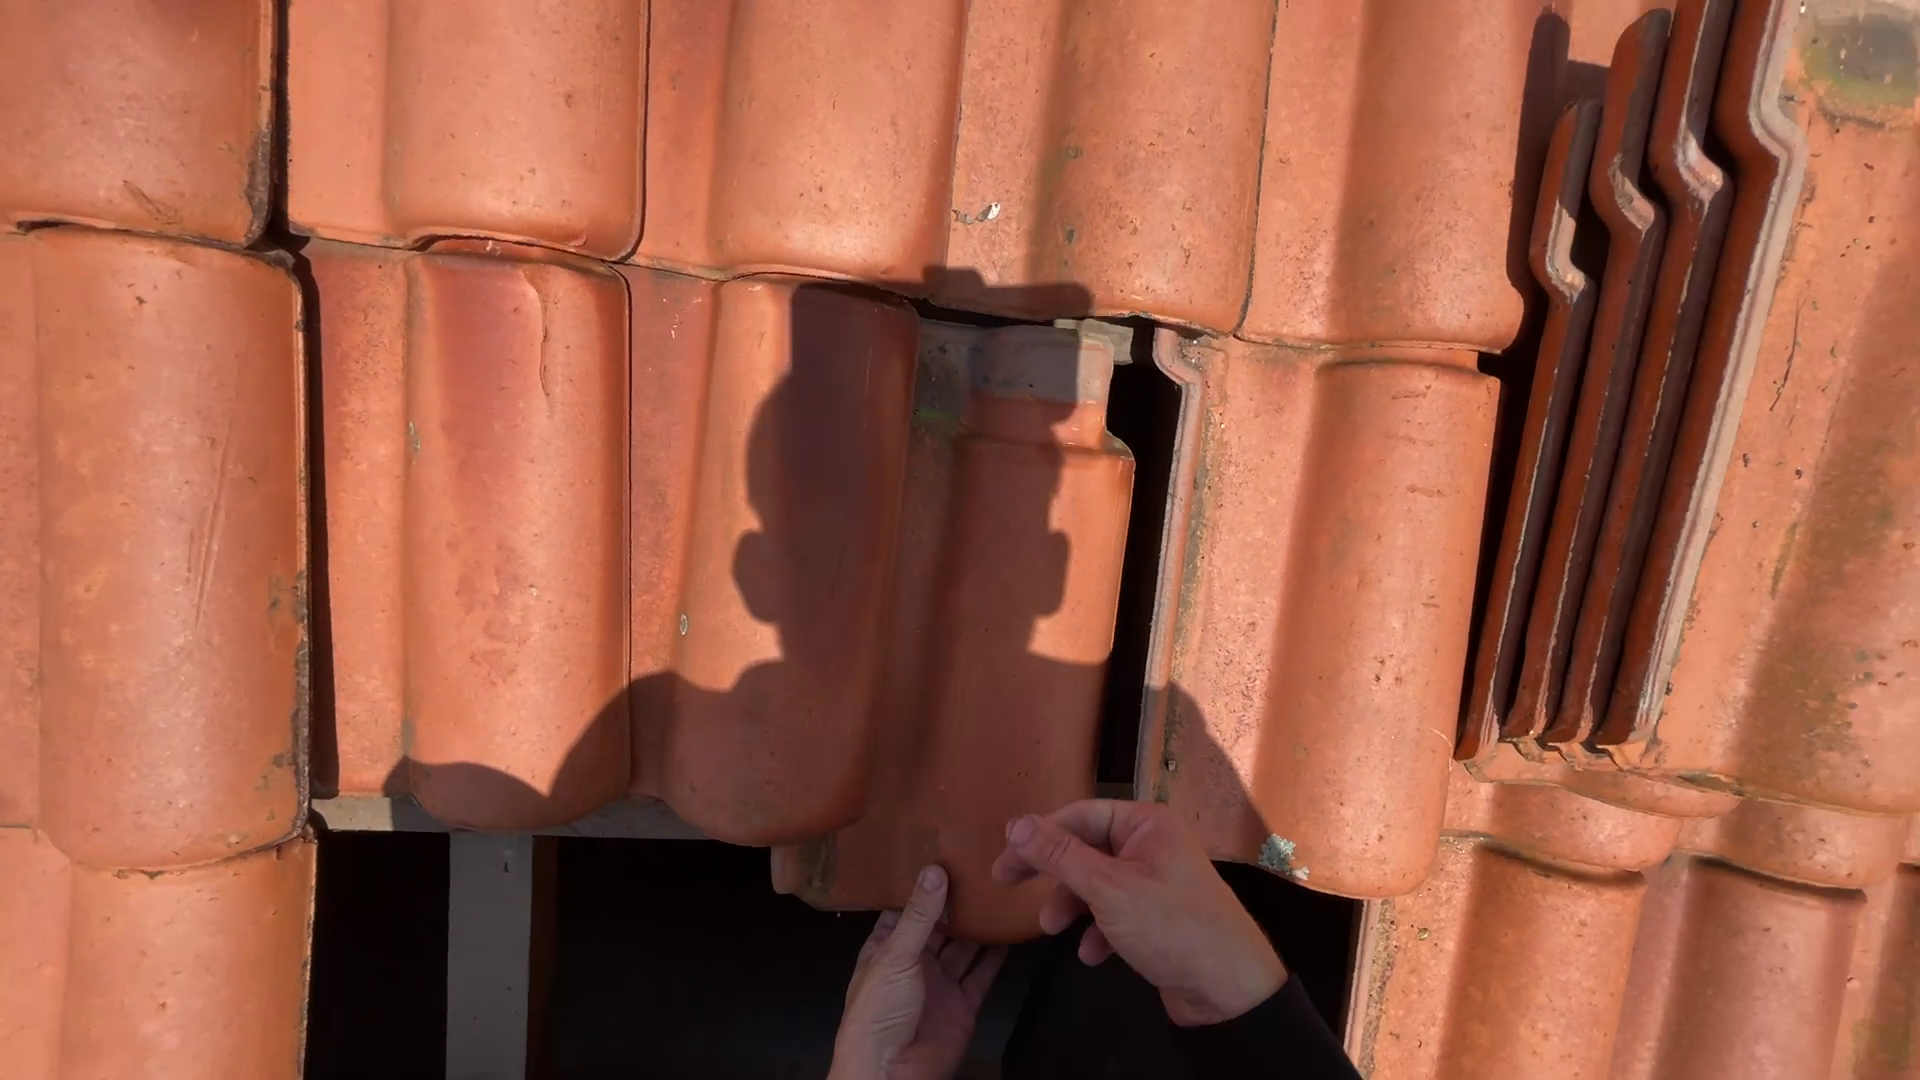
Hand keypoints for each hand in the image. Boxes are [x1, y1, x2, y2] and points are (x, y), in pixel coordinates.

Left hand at [829, 865, 1007, 1079]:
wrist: (892, 1074)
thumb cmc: (879, 1009)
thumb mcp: (895, 954)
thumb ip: (919, 915)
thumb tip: (935, 871)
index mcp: (889, 946)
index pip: (908, 908)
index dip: (925, 886)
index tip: (947, 855)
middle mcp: (916, 961)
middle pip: (940, 926)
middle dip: (957, 902)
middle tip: (982, 871)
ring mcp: (940, 984)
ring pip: (964, 948)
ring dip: (979, 927)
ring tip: (999, 896)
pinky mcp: (962, 1006)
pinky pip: (981, 976)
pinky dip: (995, 958)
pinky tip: (1008, 934)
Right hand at [990, 800, 1285, 1026]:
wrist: (1233, 993)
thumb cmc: (1170, 926)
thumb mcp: (1107, 888)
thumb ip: (1059, 855)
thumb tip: (1016, 824)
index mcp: (1145, 823)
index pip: (1079, 815)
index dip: (1038, 834)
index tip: (1005, 856)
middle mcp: (1151, 844)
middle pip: (1086, 847)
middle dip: (1051, 871)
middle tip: (1007, 882)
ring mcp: (1157, 880)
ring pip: (1098, 882)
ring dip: (1072, 904)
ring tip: (1051, 928)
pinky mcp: (1159, 915)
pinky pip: (1117, 910)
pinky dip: (1099, 928)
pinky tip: (1092, 953)